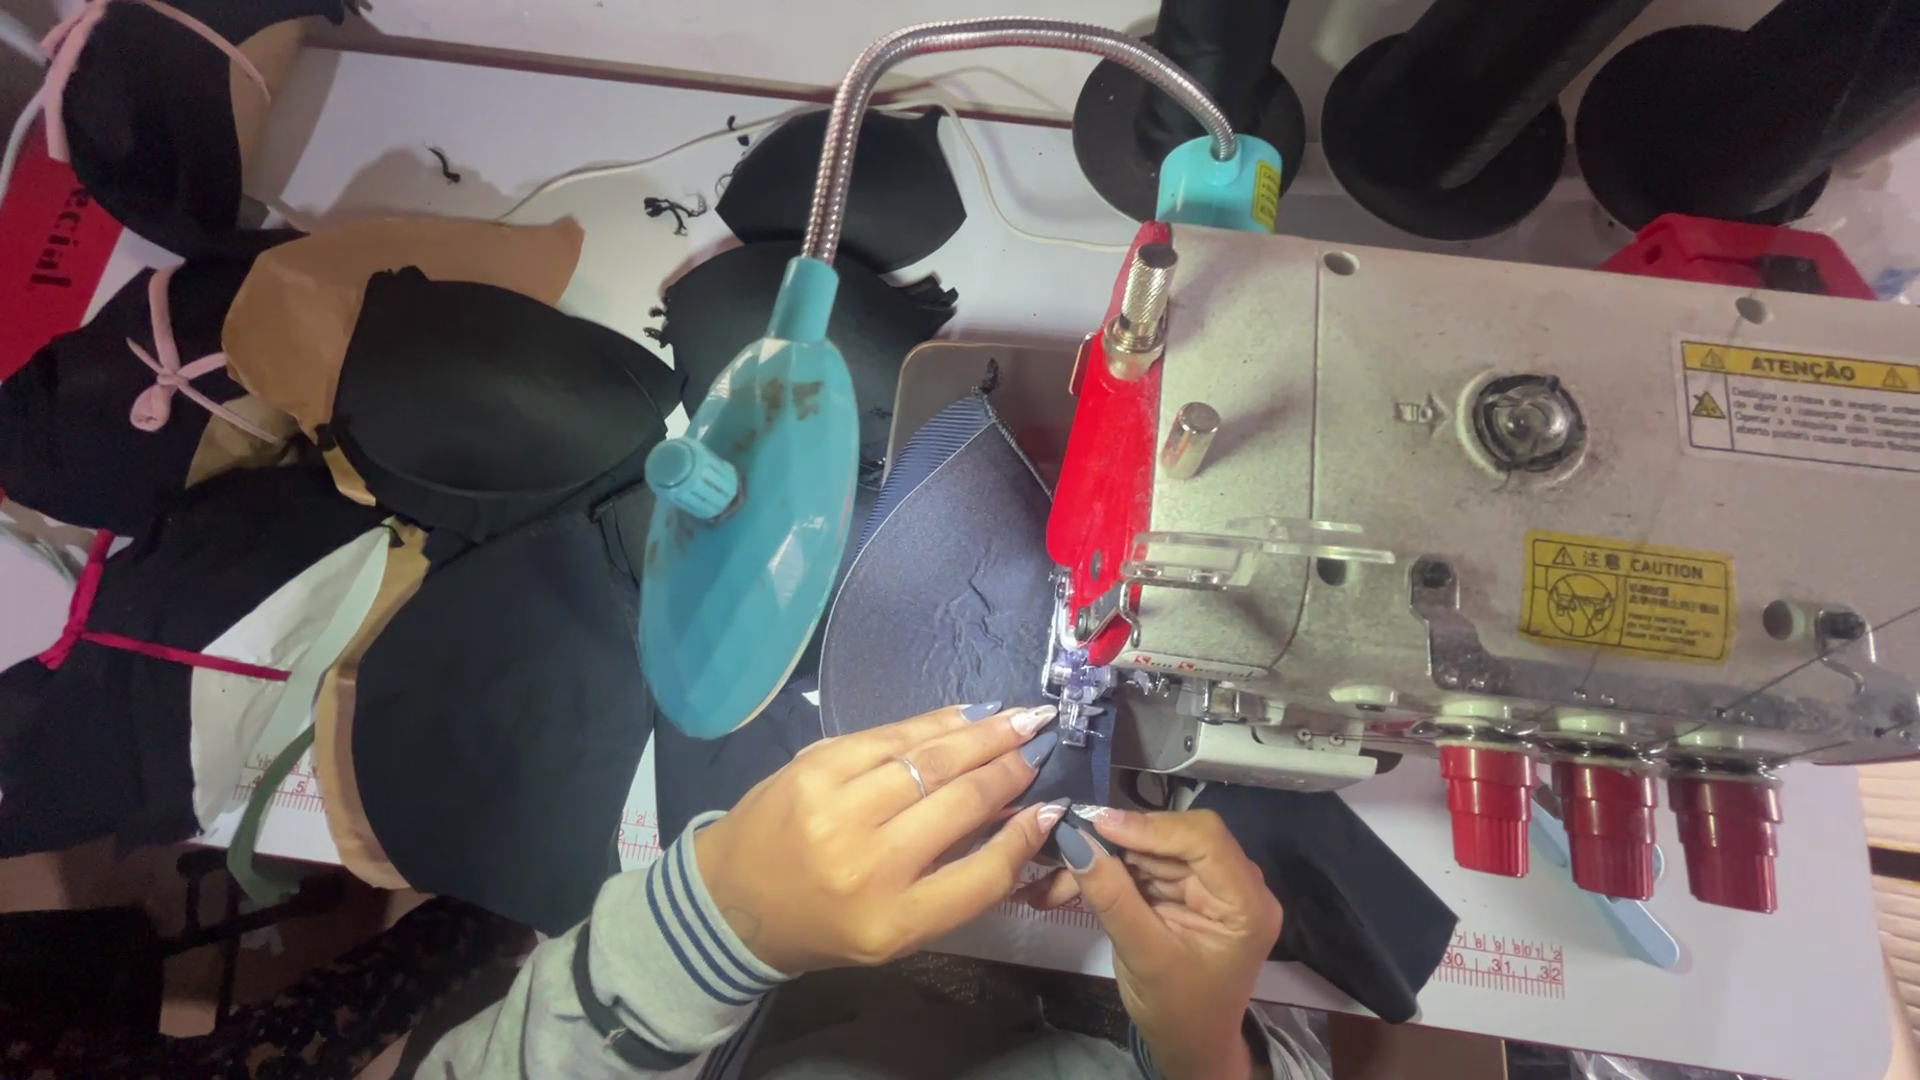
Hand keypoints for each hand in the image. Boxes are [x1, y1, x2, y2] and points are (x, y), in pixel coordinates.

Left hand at [693, 703, 1064, 973]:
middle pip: (959, 802)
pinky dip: (936, 722)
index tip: (1052, 804)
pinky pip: (891, 735)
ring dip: (982, 734)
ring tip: (1019, 717)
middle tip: (1041, 739)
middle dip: (1008, 766)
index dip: (1024, 837)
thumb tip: (1018, 820)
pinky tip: (967, 714)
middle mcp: (867, 864)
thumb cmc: (823, 922)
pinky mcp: (816, 764)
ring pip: (930, 758)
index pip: (981, 875)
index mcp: (892, 922)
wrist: (731, 897)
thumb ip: (955, 882)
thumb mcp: (894, 929)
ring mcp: (837, 806)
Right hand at [1019, 808, 1281, 1079]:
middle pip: (1174, 836)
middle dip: (1121, 840)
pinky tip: (1072, 876)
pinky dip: (1107, 868)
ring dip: (1105, 854)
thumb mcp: (1145, 958)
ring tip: (1059, 865)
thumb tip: (1075, 841)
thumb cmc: (1180, 1013)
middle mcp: (1234, 882)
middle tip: (1072, 837)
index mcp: (1245, 903)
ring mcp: (1207, 882)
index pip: (1204, 839)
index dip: (1151, 826)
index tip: (1099, 824)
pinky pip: (1141, 863)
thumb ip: (1112, 897)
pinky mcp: (1183, 886)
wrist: (1188, 1048)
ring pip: (1150, 846)